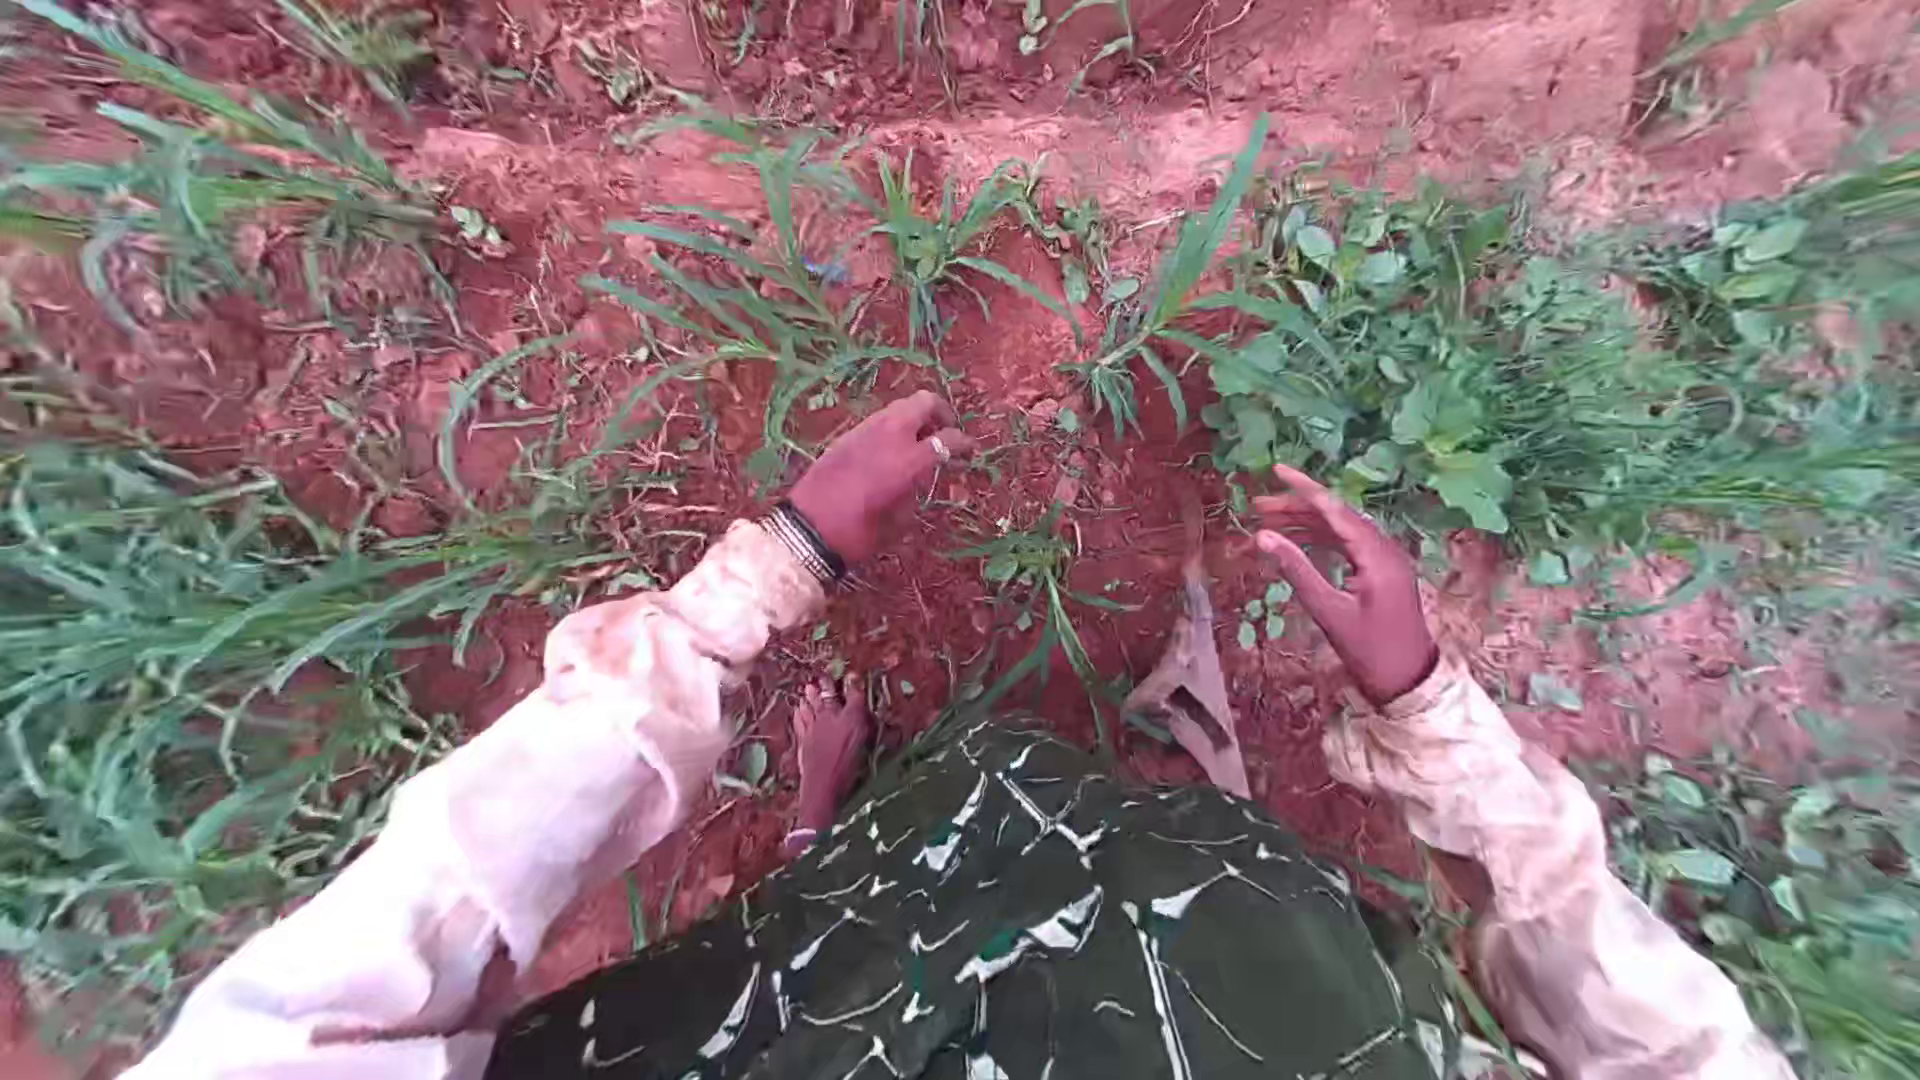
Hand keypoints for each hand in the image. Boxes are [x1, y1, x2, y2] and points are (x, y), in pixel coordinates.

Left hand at [788, 390, 975, 561]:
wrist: (807, 531)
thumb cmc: (859, 534)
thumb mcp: (899, 519)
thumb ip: (919, 489)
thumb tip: (929, 475)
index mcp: (908, 460)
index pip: (947, 438)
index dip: (964, 444)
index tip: (970, 450)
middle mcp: (889, 435)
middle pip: (924, 403)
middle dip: (941, 414)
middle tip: (945, 434)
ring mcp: (865, 430)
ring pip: (900, 407)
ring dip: (916, 418)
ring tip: (920, 442)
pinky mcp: (847, 435)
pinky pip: (880, 419)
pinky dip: (894, 426)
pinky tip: (893, 449)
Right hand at [1253, 465, 1438, 705]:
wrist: (1407, 680)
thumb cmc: (1368, 648)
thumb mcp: (1327, 609)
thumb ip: (1296, 569)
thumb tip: (1262, 536)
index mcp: (1376, 556)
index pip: (1335, 511)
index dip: (1304, 489)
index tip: (1277, 471)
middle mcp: (1384, 550)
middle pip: (1336, 516)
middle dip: (1297, 507)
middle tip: (1258, 505)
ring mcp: (1384, 561)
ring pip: (1340, 529)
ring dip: (1304, 522)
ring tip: (1267, 521)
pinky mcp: (1379, 572)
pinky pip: (1345, 544)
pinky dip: (1317, 539)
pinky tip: (1294, 540)